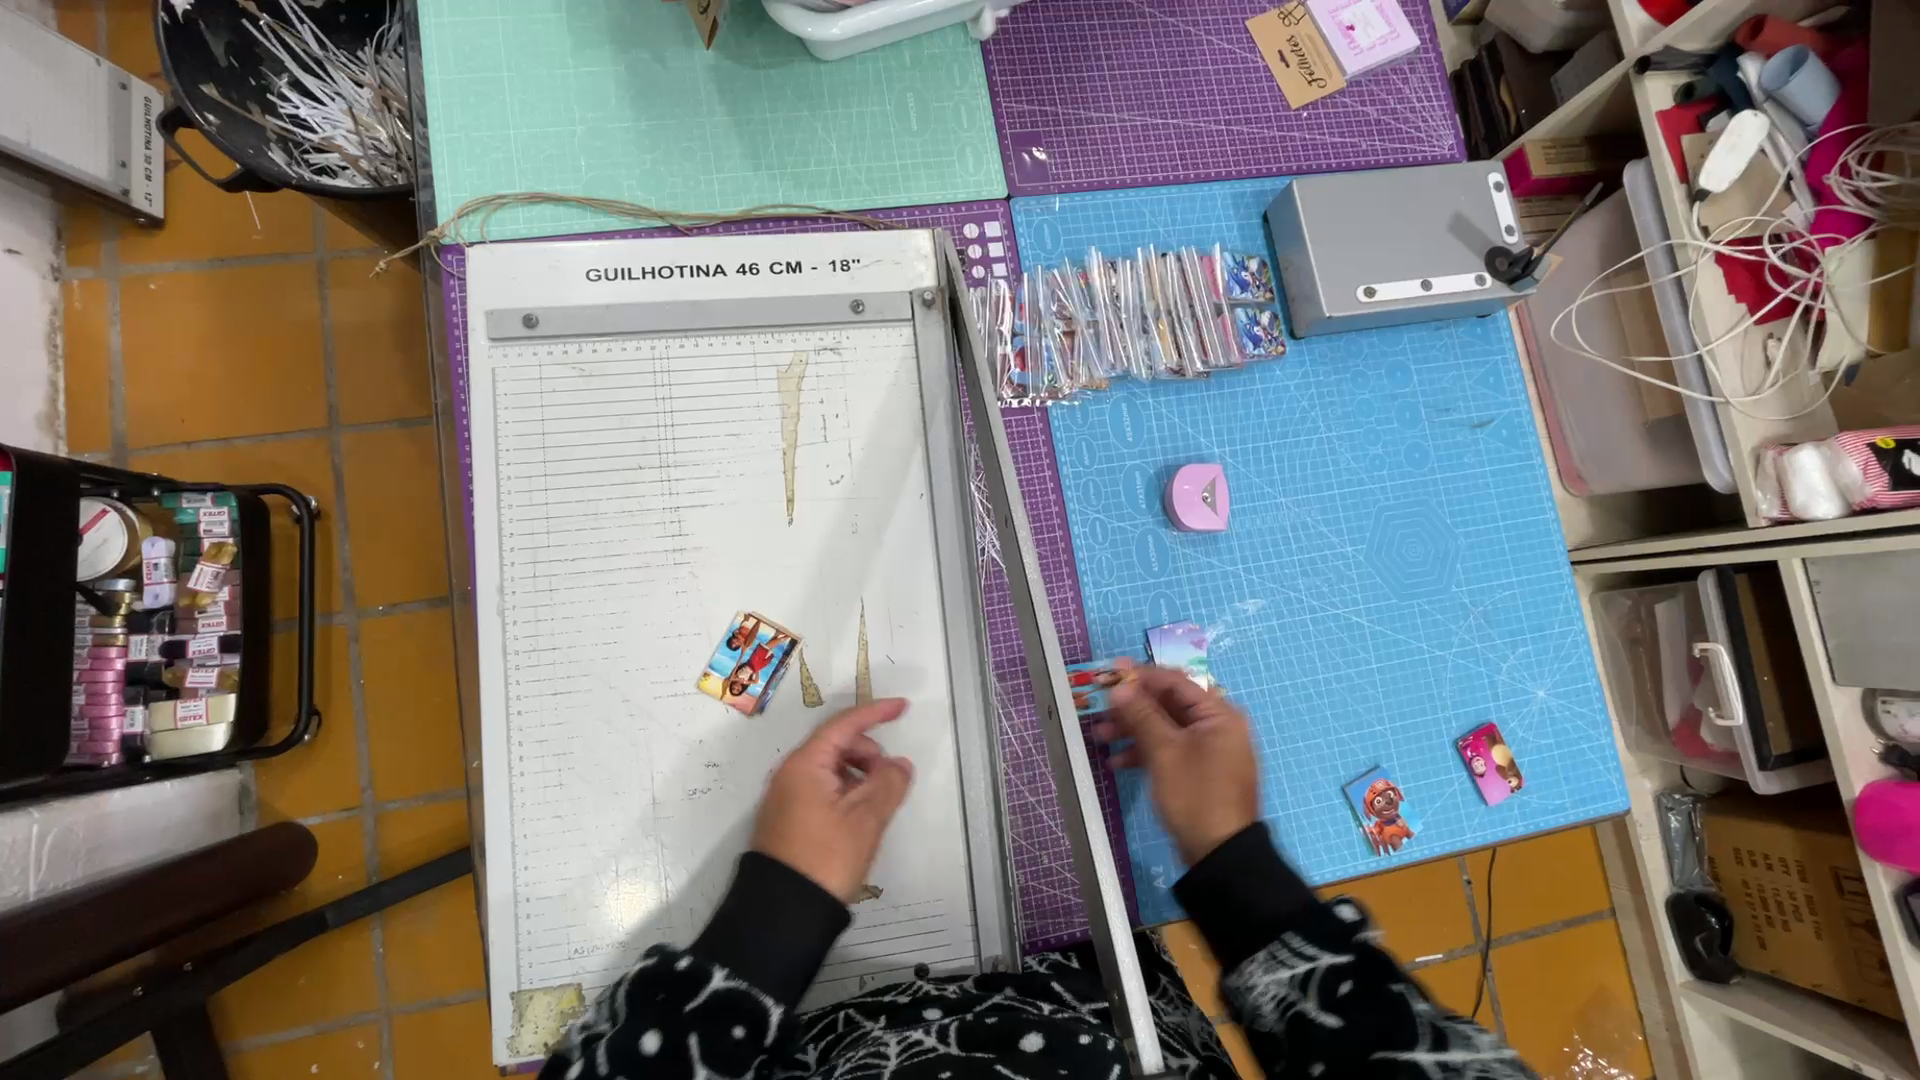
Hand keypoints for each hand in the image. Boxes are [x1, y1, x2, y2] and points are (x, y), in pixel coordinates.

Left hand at [751, 699, 914, 902]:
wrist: (782, 914)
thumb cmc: (826, 858)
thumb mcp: (866, 819)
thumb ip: (888, 783)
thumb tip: (899, 763)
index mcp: (805, 764)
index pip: (844, 725)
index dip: (875, 713)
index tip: (903, 707)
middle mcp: (789, 773)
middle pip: (835, 744)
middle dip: (867, 751)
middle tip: (889, 775)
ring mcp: (785, 797)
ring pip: (829, 768)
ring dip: (858, 773)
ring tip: (876, 800)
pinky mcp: (787, 819)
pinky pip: (821, 788)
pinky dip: (845, 789)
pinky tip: (858, 815)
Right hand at [1093, 663, 1258, 865]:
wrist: (1219, 854)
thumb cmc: (1195, 794)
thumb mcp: (1164, 751)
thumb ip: (1141, 714)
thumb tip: (1120, 686)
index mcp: (1218, 715)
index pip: (1176, 682)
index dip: (1141, 676)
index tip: (1110, 673)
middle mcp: (1216, 726)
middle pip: (1168, 705)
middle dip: (1132, 707)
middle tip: (1100, 708)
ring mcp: (1208, 750)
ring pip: (1165, 728)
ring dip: (1133, 730)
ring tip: (1100, 736)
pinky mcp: (1198, 771)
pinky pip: (1169, 750)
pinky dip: (1145, 752)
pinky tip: (1117, 762)